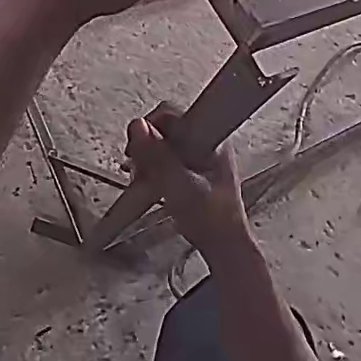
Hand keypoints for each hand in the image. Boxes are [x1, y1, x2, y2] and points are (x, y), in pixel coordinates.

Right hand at [125, 105, 252, 262]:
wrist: (224, 247)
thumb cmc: (211, 218)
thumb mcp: (178, 185)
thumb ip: (157, 156)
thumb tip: (137, 126)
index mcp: (210, 138)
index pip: (173, 113)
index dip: (150, 127)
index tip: (137, 146)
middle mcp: (208, 141)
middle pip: (167, 127)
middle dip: (146, 144)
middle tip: (136, 166)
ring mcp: (202, 155)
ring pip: (166, 143)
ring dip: (148, 158)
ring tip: (140, 177)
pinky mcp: (196, 169)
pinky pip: (169, 157)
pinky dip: (155, 167)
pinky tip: (149, 182)